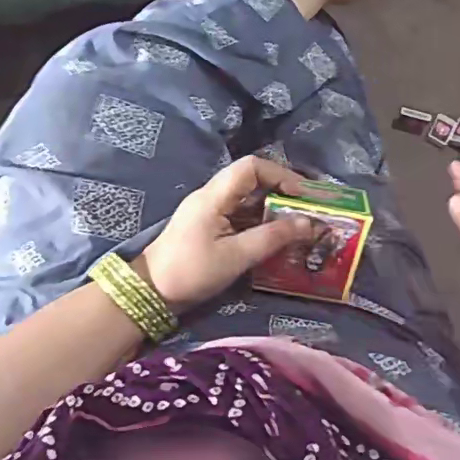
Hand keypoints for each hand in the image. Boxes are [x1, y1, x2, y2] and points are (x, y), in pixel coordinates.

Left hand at [139, 157, 315, 310]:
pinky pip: (240, 216)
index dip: (281, 176)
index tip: (303, 196)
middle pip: (252, 181)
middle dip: (282, 193)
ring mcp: (209, 212)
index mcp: (214, 196)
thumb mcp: (235, 257)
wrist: (151, 292)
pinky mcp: (209, 227)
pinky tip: (276, 239)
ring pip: (248, 200)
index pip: (252, 167)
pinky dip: (260, 223)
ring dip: (273, 210)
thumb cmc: (191, 272)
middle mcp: (211, 197)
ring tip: (297, 228)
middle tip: (306, 212)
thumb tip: (307, 224)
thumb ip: (272, 238)